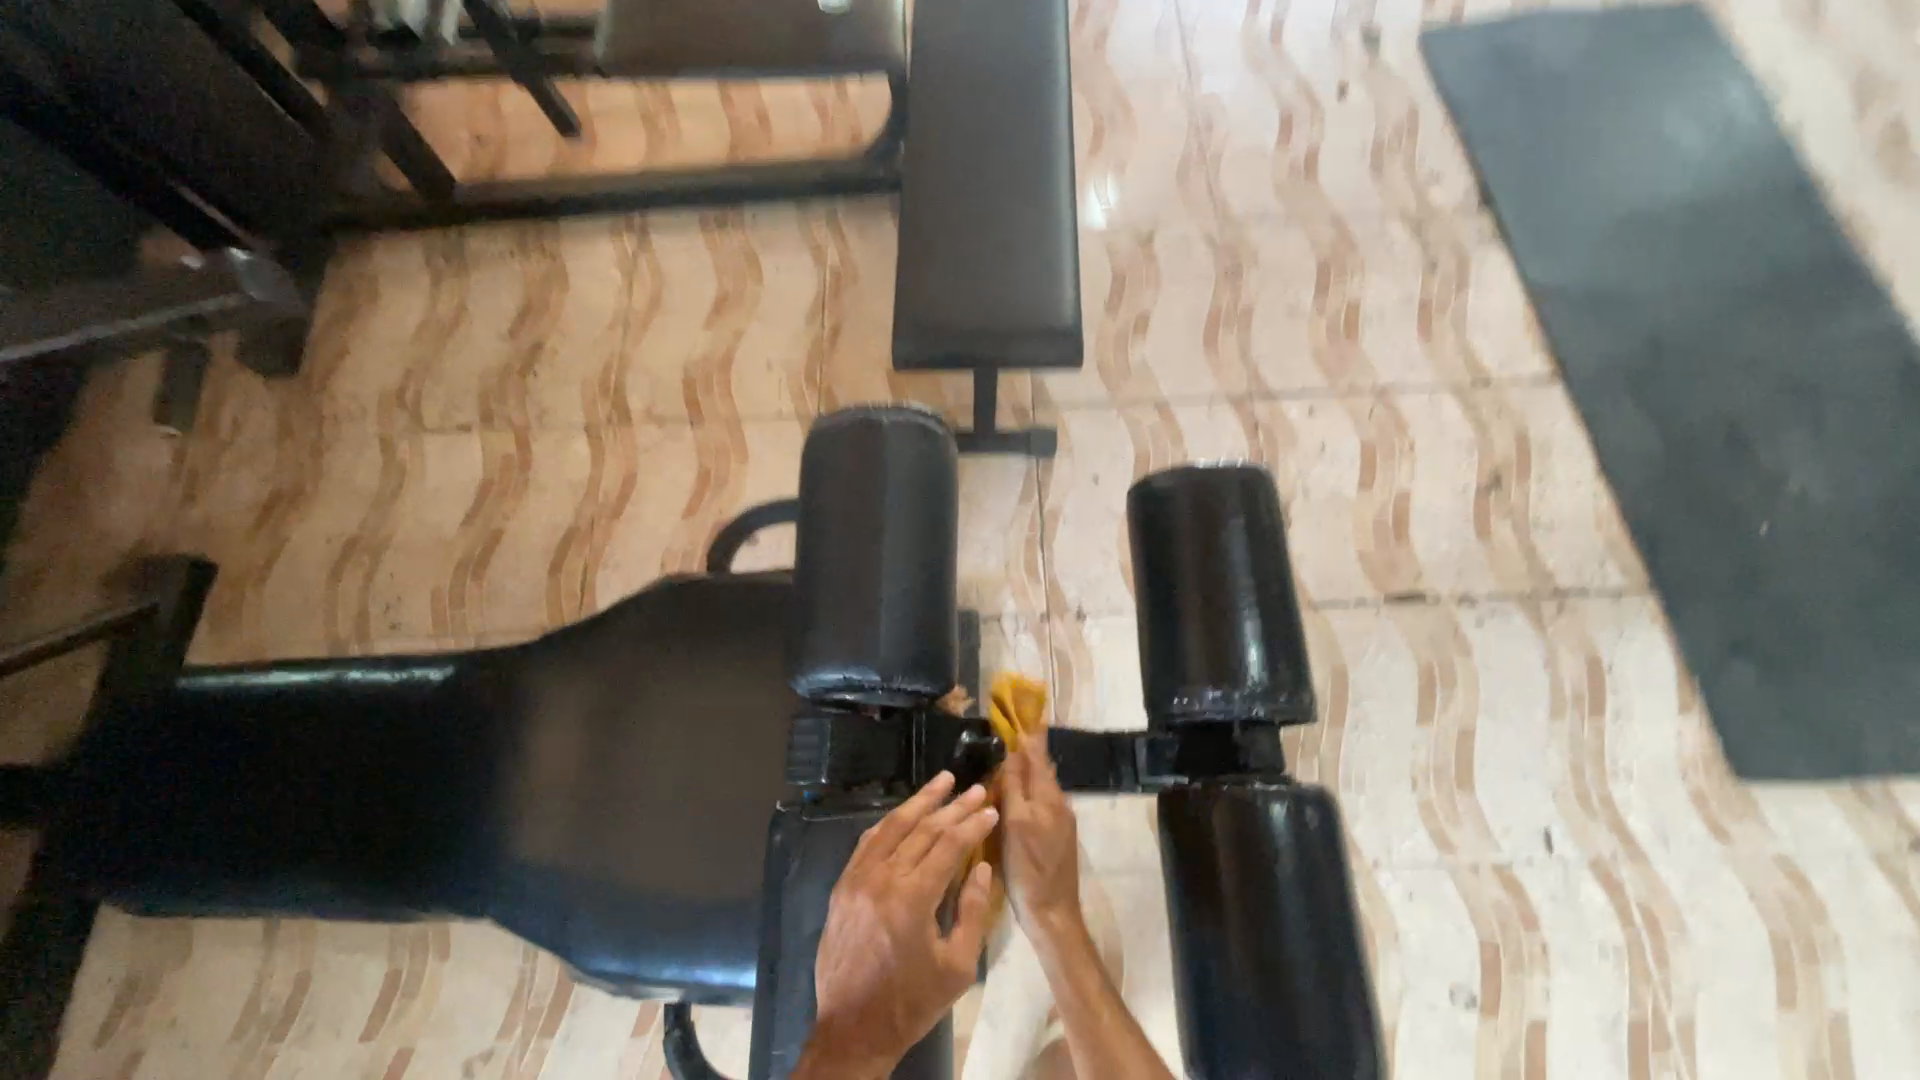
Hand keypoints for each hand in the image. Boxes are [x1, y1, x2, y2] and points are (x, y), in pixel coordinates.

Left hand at [797, 772, 998, 1079]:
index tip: (990, 810)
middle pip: (921, 830)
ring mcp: (857, 880)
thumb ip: (972, 912)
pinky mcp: (842, 887)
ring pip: (891, 828)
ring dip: (918, 802)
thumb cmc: (911, 1002)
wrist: (853, 1028)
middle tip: (973, 788)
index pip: (947, 846)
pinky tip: (904, 814)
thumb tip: (981, 867)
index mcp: (912, 899)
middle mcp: (881, 879)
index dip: (972, 825)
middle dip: (952, 807)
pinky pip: (867, 843)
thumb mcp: (957, 967)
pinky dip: (888, 824)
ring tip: (941, 782)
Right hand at [995, 739, 1083, 945]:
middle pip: (1042, 770)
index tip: (1025, 714)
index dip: (1030, 736)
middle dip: (1029, 751)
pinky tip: (1016, 797)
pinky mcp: (1057, 838)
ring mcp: (1060, 822)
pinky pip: (1042, 803)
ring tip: (1010, 759)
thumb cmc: (1029, 868)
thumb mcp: (1015, 823)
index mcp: (1048, 797)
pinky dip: (1030, 792)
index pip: (1038, 756)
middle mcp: (1058, 804)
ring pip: (1042, 787)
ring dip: (1028, 771)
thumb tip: (1013, 750)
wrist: (1053, 912)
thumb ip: (1015, 786)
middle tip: (1012, 733)